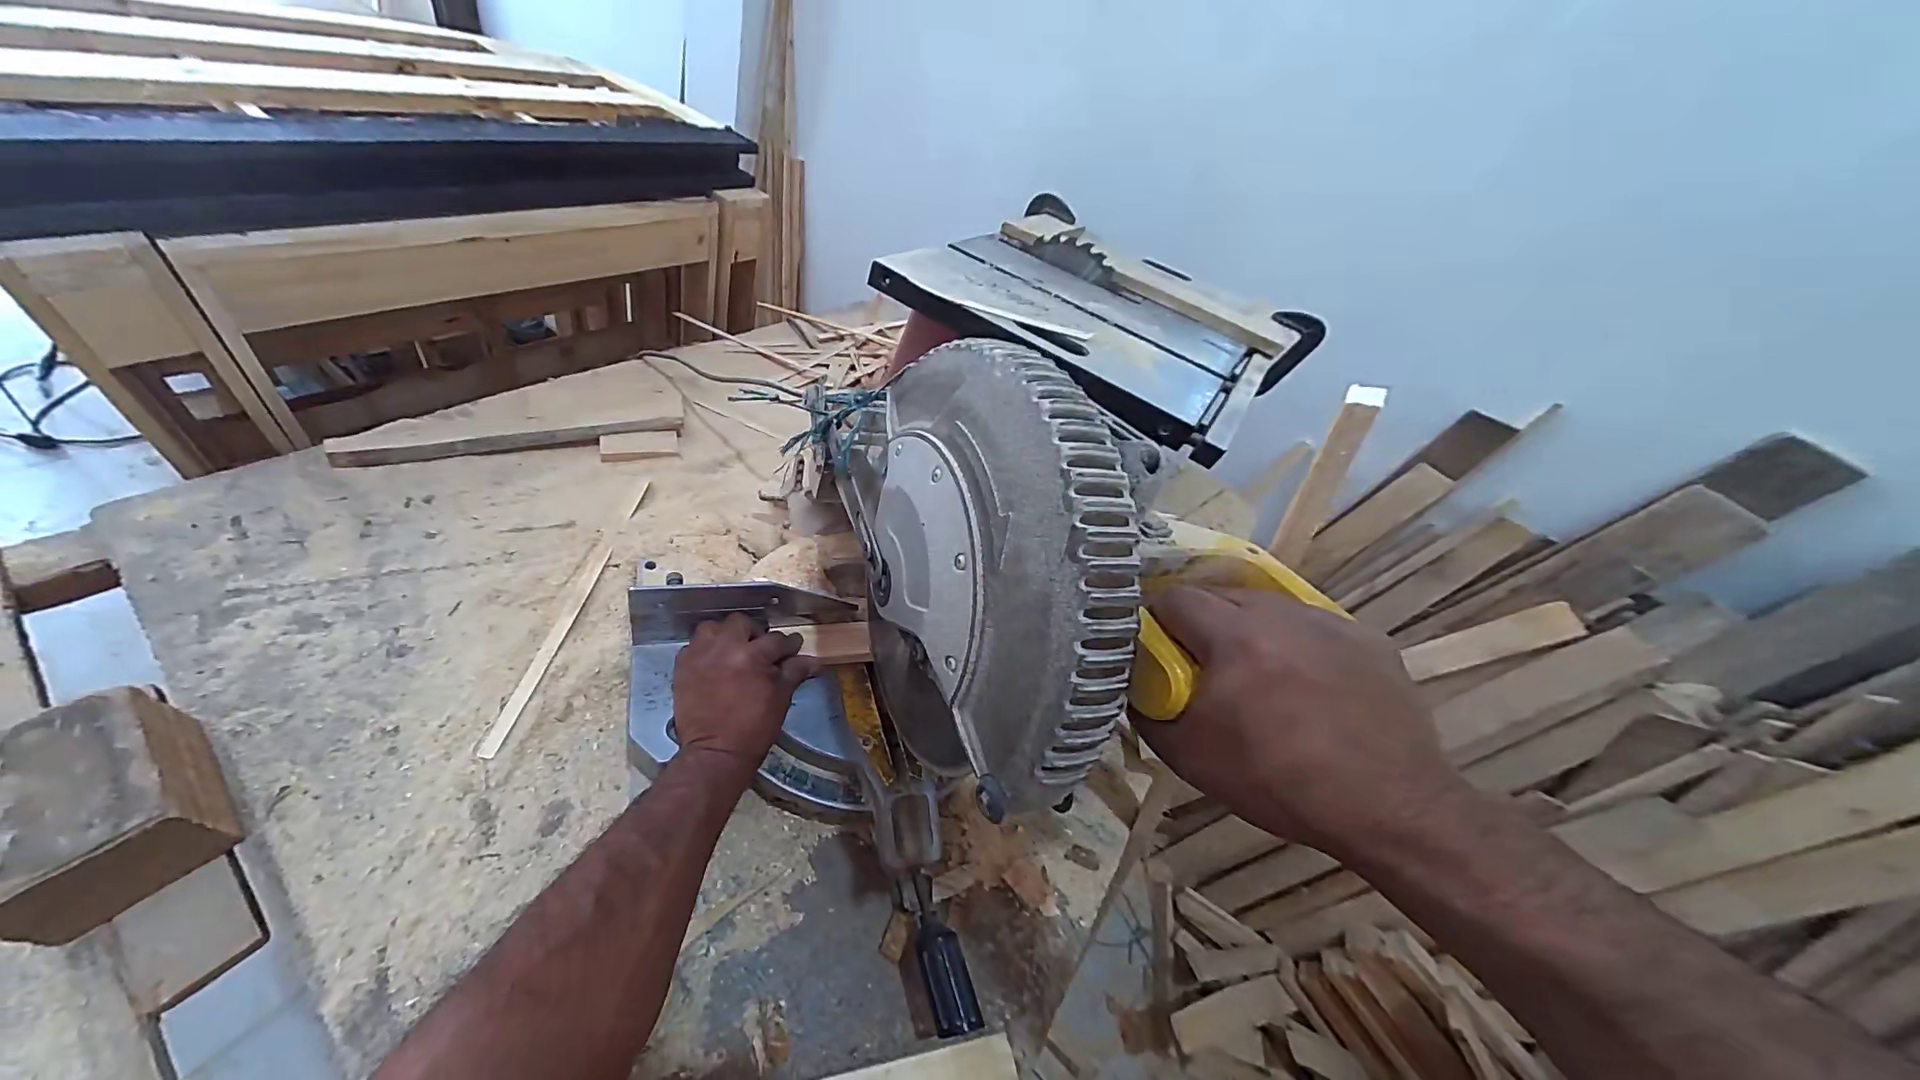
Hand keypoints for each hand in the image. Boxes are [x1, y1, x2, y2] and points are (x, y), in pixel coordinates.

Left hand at [671, 614, 819, 776]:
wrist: (715, 753)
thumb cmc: (754, 728)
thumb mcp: (780, 698)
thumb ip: (794, 672)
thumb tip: (813, 660)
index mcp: (752, 656)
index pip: (776, 640)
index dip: (788, 644)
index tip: (793, 648)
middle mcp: (724, 648)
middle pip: (741, 622)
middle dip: (755, 633)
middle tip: (760, 649)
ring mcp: (700, 656)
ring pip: (713, 628)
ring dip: (725, 635)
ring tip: (733, 651)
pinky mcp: (682, 667)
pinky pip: (694, 646)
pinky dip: (705, 650)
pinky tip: (714, 663)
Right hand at [1137, 587, 1469, 854]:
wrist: (1391, 808)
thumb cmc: (1277, 781)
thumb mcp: (1189, 754)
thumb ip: (1149, 709)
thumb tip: (1138, 684)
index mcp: (1235, 636)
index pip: (1175, 598)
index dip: (1157, 621)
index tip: (1159, 652)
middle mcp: (1282, 614)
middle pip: (1220, 596)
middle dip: (1201, 624)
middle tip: (1203, 668)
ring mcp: (1330, 622)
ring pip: (1268, 608)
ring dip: (1249, 631)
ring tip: (1257, 678)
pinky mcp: (1367, 638)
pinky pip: (1312, 627)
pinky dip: (1295, 645)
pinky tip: (1307, 687)